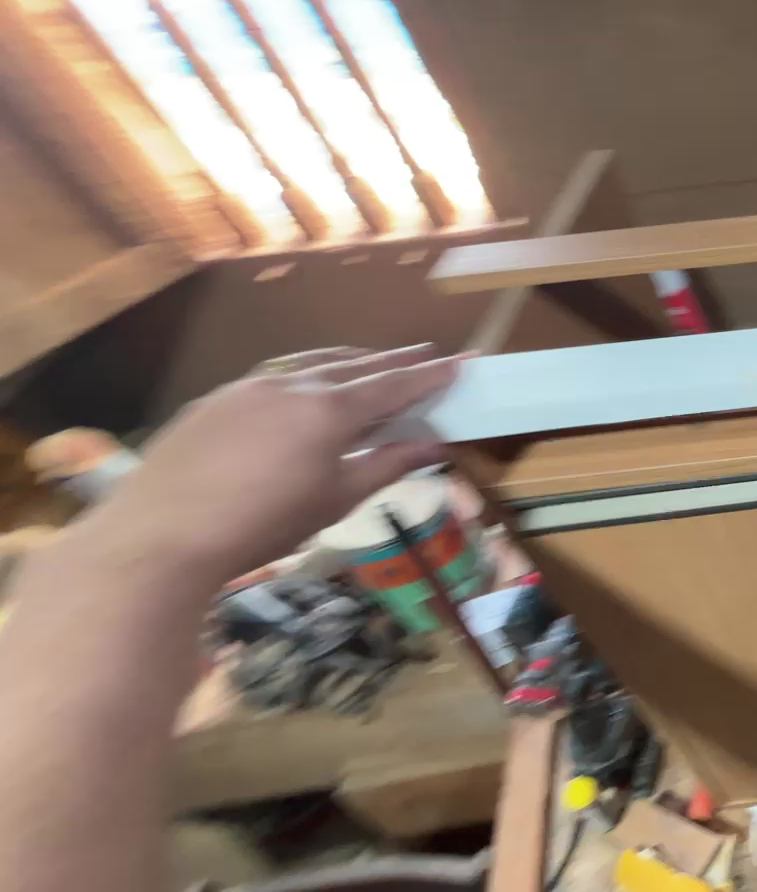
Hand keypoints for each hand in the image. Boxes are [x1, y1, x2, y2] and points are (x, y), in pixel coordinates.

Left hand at [84, 345, 462, 585]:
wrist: (160, 537)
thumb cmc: (268, 521)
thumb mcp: (341, 497)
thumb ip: (390, 464)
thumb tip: (435, 447)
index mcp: (329, 410)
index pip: (395, 385)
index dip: (431, 375)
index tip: (461, 362)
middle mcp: (291, 385)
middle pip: (356, 366)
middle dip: (395, 361)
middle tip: (426, 354)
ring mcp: (247, 388)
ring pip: (312, 365)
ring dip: (352, 362)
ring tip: (374, 363)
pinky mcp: (215, 401)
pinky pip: (278, 376)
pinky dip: (310, 374)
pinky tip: (312, 388)